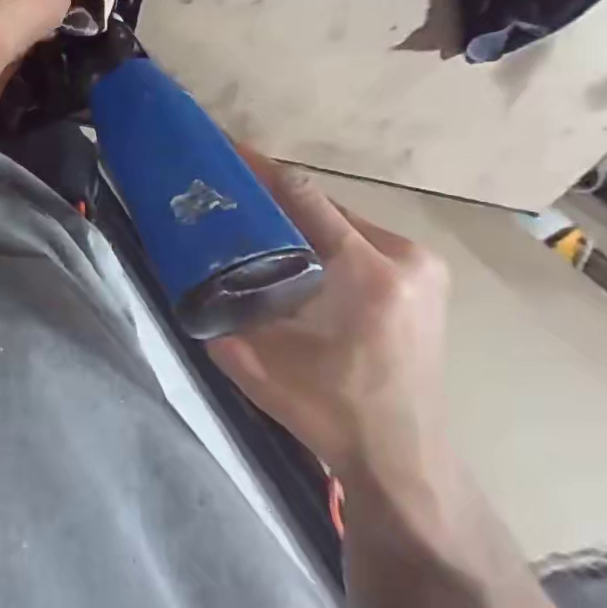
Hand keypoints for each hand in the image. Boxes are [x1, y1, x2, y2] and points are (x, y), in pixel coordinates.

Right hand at [207, 146, 451, 478]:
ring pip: (342, 220)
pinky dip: (323, 236)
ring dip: (297, 217)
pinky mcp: (427, 279)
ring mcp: (423, 267)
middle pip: (322, 205)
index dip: (260, 169)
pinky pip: (361, 239)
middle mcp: (405, 259)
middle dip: (273, 196)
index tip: (225, 148)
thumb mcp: (258, 361)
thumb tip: (180, 269)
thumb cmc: (330, 412)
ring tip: (254, 217)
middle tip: (229, 192)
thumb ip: (217, 311)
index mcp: (368, 275)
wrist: (403, 459)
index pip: (304, 198)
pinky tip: (292, 246)